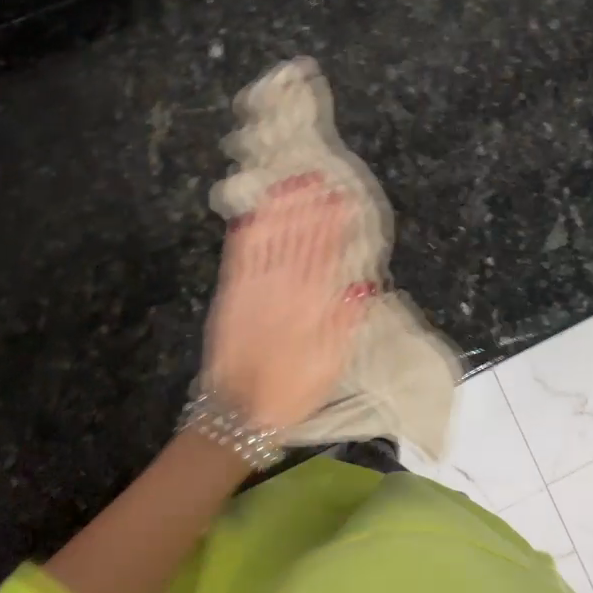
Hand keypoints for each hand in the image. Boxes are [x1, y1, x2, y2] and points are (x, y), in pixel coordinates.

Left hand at [203, 174, 372, 430]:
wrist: (237, 414)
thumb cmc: (290, 393)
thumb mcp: (329, 367)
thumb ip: (344, 324)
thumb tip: (361, 286)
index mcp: (311, 306)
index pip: (326, 254)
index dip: (334, 223)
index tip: (343, 198)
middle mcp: (283, 290)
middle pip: (299, 239)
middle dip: (311, 207)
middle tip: (320, 178)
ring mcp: (254, 289)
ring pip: (270, 239)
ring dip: (281, 210)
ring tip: (290, 184)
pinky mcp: (231, 295)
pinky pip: (241, 256)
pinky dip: (248, 232)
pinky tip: (254, 214)